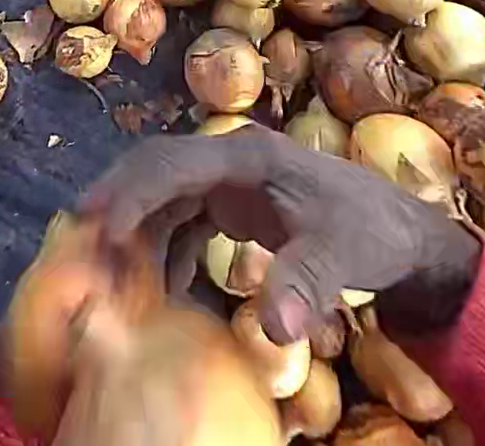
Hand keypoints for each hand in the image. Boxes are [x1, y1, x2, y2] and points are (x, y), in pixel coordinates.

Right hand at [78, 125, 480, 343]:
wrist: (400, 231)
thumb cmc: (371, 230)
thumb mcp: (346, 253)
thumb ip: (308, 282)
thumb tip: (276, 330)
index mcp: (245, 154)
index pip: (176, 162)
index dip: (137, 191)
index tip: (106, 227)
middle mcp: (226, 157)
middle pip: (157, 166)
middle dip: (120, 198)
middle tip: (83, 236)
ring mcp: (225, 178)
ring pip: (163, 191)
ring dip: (137, 226)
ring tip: (113, 269)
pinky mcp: (229, 200)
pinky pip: (181, 216)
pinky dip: (164, 245)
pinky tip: (164, 286)